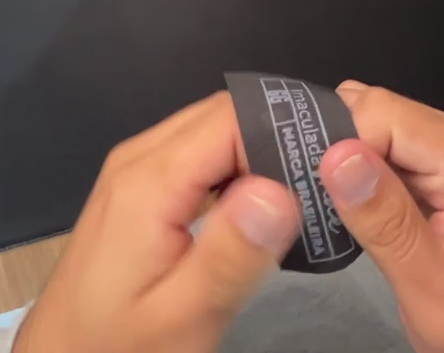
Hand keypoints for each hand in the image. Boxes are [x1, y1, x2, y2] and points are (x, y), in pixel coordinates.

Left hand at [14, 92, 301, 352]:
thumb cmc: (120, 346)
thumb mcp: (183, 315)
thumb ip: (231, 253)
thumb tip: (281, 189)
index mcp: (150, 178)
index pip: (230, 117)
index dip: (280, 133)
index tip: (324, 168)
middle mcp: (139, 155)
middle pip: (220, 114)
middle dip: (273, 136)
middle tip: (322, 180)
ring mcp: (135, 166)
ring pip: (209, 127)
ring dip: (254, 149)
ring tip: (299, 190)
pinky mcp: (138, 184)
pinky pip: (194, 151)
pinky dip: (232, 163)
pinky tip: (256, 201)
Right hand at [322, 82, 443, 352]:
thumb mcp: (440, 300)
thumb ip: (389, 226)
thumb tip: (336, 154)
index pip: (381, 111)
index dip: (341, 141)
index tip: (317, 188)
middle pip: (378, 110)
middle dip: (340, 145)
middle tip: (321, 202)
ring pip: (377, 125)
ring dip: (349, 160)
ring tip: (336, 209)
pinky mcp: (443, 170)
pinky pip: (388, 147)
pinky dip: (363, 171)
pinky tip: (357, 208)